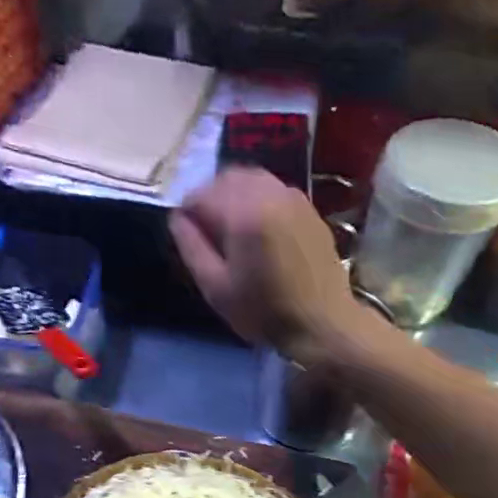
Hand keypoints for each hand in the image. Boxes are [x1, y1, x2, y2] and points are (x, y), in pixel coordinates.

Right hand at [168, 168, 366, 364]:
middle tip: (203, 226)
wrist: (320, 320)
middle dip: (209, 196)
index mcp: (243, 215)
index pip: (201, 193)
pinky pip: (273, 188)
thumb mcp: (214, 286)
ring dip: (233, 194)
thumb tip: (177, 219)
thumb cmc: (261, 310)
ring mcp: (293, 198)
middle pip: (228, 177)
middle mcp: (270, 195)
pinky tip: (254, 226)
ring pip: (252, 178)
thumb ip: (191, 247)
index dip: (186, 210)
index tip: (183, 231)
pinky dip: (256, 198)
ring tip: (227, 226)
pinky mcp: (308, 207)